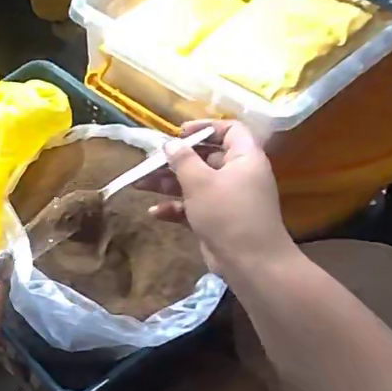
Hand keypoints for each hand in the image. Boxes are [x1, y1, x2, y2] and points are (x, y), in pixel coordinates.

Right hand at [148, 120, 295, 277]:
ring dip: (168, 183)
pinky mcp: (217, 220)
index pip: (230, 130)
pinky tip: (155, 213)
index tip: (178, 134)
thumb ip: (182, 160)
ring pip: (195, 183)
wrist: (250, 263)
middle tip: (150, 162)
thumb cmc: (227, 213)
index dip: (205, 128)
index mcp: (244, 157)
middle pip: (206, 157)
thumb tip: (170, 144)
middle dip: (176, 160)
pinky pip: (194, 207)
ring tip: (141, 184)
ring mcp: (228, 199)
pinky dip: (176, 208)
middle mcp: (238, 174)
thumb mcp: (200, 182)